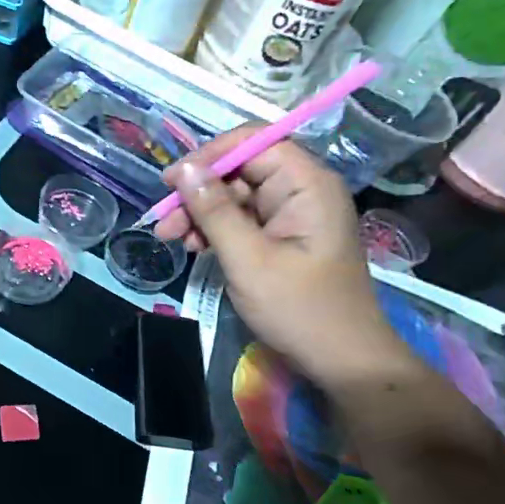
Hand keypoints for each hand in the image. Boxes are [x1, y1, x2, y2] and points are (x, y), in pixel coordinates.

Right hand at [156, 127, 410, 386]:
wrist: (340, 360)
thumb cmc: (299, 309)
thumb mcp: (248, 259)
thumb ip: (215, 211)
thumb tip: (182, 168)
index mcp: (306, 184)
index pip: (253, 143)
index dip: (209, 156)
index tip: (171, 183)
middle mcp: (301, 190)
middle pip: (240, 171)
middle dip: (198, 193)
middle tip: (163, 223)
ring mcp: (291, 215)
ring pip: (235, 197)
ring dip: (200, 215)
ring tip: (172, 241)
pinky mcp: (281, 238)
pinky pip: (241, 221)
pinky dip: (214, 231)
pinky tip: (193, 249)